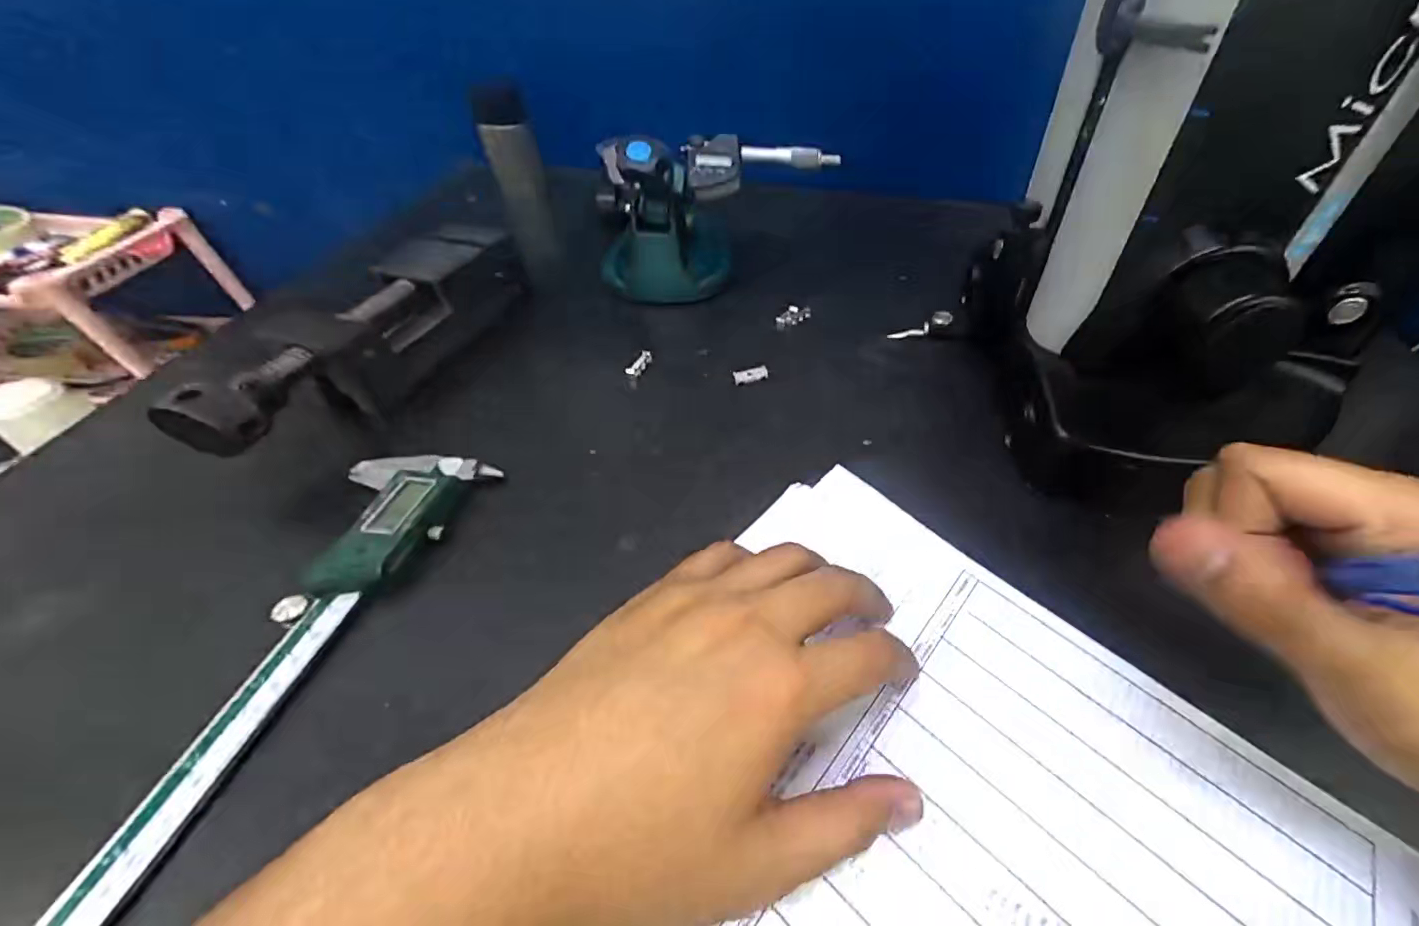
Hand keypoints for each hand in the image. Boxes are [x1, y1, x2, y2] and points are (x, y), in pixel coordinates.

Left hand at [206, 542, 921, 925]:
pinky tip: (749, 584)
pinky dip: (753, 560)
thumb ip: (843, 824)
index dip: (897, 658)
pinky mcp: (653, 597)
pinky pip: (721, 554)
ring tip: (826, 590)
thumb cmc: (636, 854)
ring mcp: (698, 602)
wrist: (508, 822)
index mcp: (783, 687)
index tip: (901, 668)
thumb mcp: (754, 865)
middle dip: (869, 597)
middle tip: (877, 616)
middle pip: (834, 584)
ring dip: (819, 568)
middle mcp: (751, 625)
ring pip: (783, 556)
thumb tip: (910, 798)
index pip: (868, 653)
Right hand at [1148, 445, 1418, 815]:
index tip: (1259, 597)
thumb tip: (1166, 534)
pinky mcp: (1345, 548)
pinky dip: (1254, 570)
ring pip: (1250, 502)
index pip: (1262, 471)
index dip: (1233, 527)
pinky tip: (1291, 610)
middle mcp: (1381, 498)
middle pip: (1251, 476)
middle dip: (1236, 540)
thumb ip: (1262, 599)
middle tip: (1280, 610)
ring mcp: (1363, 522)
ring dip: (1244, 558)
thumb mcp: (1357, 673)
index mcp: (1405, 509)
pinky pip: (1266, 531)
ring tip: (1292, 616)